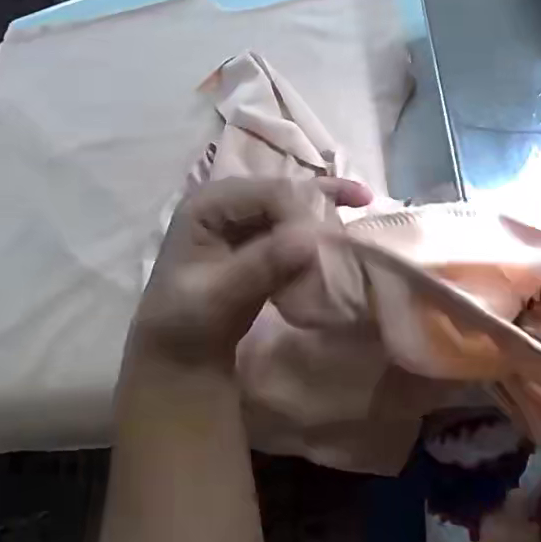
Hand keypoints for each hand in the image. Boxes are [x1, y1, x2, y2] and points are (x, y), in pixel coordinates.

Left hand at [130, 176, 372, 370]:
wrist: (179, 351)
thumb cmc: (185, 324)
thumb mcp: (216, 298)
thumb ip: (259, 267)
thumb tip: (308, 240)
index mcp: (208, 203)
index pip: (267, 193)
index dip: (301, 214)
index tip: (323, 249)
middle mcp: (228, 199)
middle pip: (285, 190)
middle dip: (319, 205)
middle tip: (352, 229)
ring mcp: (245, 214)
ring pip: (295, 199)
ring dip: (326, 206)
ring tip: (361, 205)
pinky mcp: (261, 233)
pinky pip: (296, 219)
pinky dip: (321, 220)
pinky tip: (352, 209)